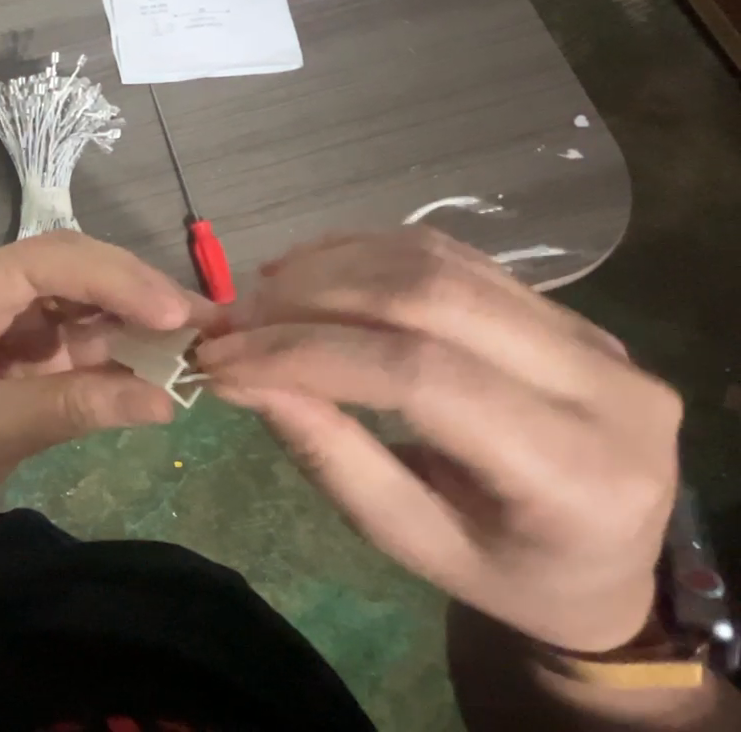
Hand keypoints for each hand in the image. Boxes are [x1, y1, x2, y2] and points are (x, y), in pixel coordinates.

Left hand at [0, 231, 199, 519]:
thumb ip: (74, 406)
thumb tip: (165, 398)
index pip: (40, 263)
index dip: (109, 278)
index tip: (170, 312)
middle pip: (66, 266)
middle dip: (131, 287)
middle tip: (199, 319)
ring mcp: (8, 316)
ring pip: (81, 293)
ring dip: (136, 311)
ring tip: (198, 334)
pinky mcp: (28, 344)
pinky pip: (81, 330)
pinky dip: (122, 340)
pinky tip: (162, 354)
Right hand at [196, 228, 681, 653]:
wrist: (604, 560)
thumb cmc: (499, 567)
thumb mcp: (406, 537)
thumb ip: (326, 453)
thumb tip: (236, 375)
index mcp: (577, 472)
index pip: (419, 375)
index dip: (301, 354)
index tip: (217, 359)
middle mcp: (604, 385)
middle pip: (426, 296)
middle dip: (303, 300)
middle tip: (228, 324)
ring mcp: (588, 333)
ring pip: (430, 261)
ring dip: (321, 270)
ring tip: (255, 301)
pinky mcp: (556, 306)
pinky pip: (440, 253)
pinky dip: (352, 253)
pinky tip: (299, 274)